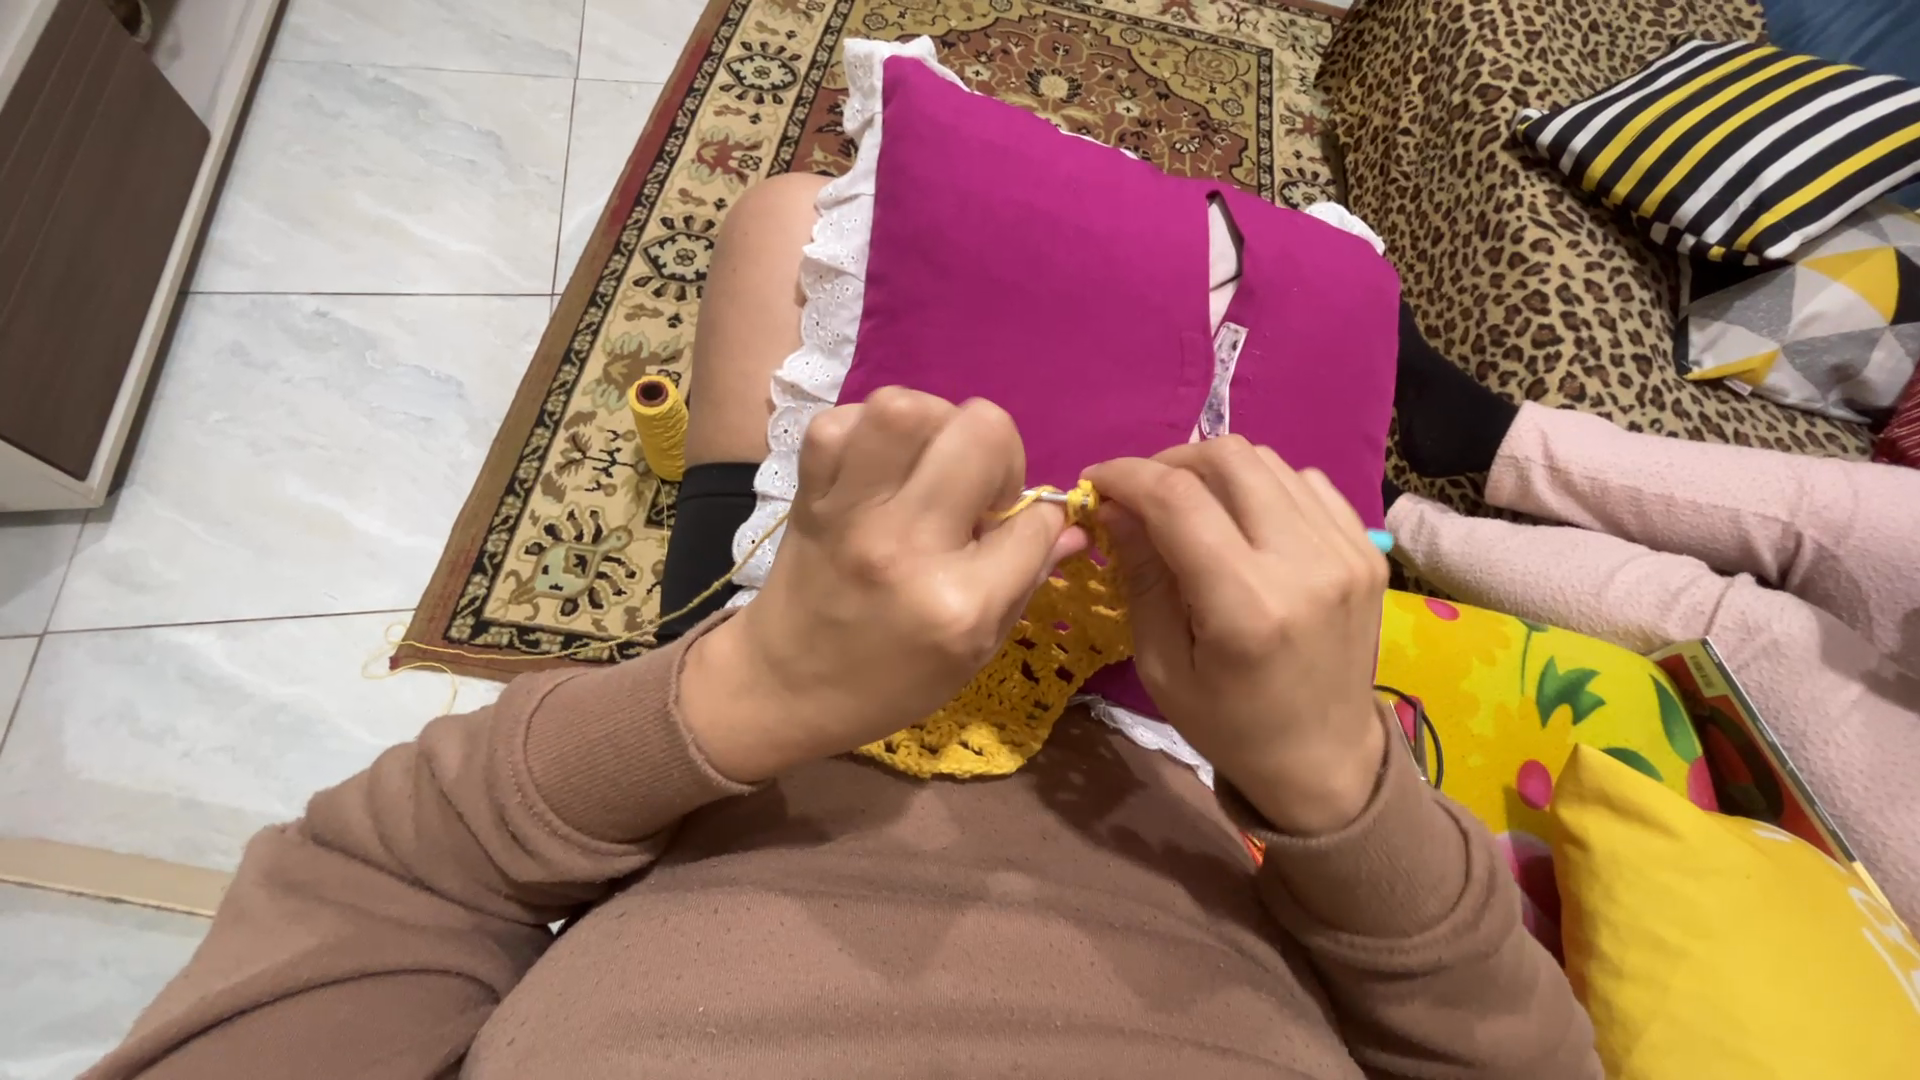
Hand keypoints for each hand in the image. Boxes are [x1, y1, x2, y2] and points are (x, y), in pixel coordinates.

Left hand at [682, 388, 1081, 781]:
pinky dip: (868, 431)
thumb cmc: (890, 682)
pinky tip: (878, 466)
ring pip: (905, 409)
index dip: (1037, 517)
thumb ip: (1027, 578)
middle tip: (976, 490)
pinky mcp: (807, 494)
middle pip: (981, 432)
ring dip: (934, 425)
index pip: (1032, 519)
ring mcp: (848, 513)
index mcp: (958, 602)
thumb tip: (1066, 521)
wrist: (782, 686)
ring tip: (928, 464)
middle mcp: (904, 545)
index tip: (1016, 526)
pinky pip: (840, 422)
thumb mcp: (974, 652)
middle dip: (998, 453)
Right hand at [1085, 438, 1388, 834]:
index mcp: (1246, 606)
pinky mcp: (1368, 552)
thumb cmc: (1227, 723)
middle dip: (1169, 462)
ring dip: (1214, 472)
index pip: (1178, 501)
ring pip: (1268, 461)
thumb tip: (1114, 505)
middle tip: (1142, 494)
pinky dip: (1262, 487)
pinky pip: (1307, 482)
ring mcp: (1347, 553)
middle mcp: (1305, 565)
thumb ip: (1141, 576)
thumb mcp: (1161, 662)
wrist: (1323, 760)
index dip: (1127, 476)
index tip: (1096, 481)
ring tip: (1188, 506)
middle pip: (1229, 458)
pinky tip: (1243, 521)